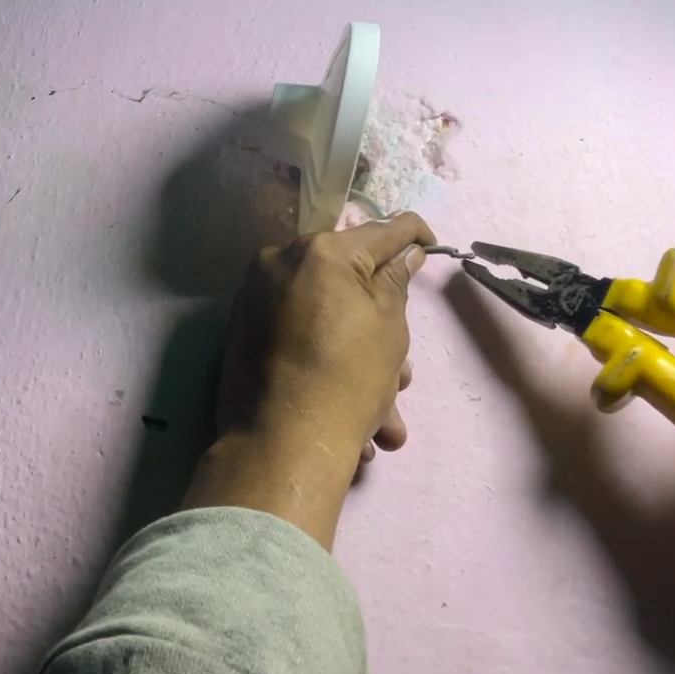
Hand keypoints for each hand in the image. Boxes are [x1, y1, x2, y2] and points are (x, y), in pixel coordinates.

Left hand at [182, 213, 435, 548]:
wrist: (279, 443)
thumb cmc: (347, 378)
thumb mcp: (389, 326)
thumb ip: (395, 280)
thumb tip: (403, 251)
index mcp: (319, 251)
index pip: (379, 230)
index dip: (413, 235)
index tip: (430, 244)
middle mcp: (279, 262)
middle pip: (347, 284)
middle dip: (383, 330)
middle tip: (403, 372)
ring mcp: (256, 296)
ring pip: (325, 320)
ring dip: (359, 363)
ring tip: (384, 418)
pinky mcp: (243, 330)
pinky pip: (297, 337)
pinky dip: (325, 365)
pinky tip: (354, 420)